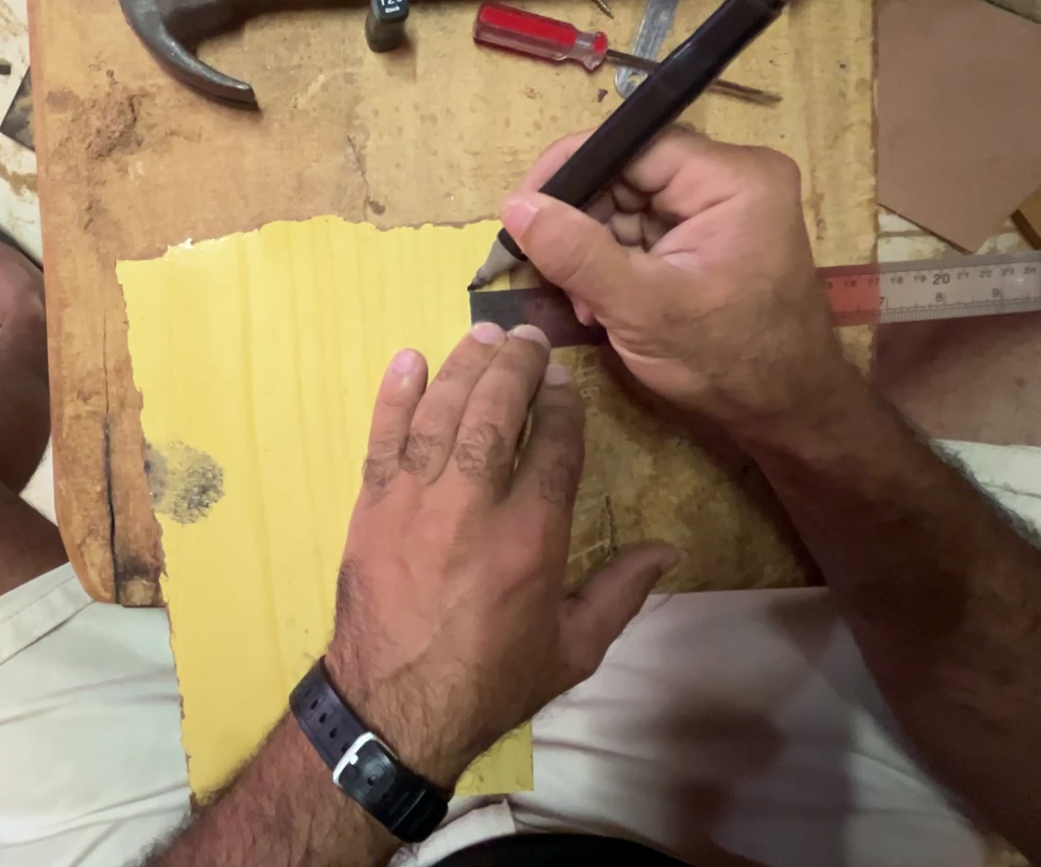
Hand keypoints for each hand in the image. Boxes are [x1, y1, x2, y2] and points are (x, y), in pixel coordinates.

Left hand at [324, 324, 678, 787]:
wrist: (394, 704)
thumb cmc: (490, 678)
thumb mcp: (572, 651)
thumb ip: (620, 593)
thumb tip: (668, 550)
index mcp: (531, 538)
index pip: (554, 447)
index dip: (561, 405)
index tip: (562, 379)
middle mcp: (473, 506)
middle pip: (496, 415)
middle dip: (514, 367)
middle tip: (525, 336)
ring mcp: (415, 500)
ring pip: (442, 415)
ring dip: (462, 368)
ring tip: (480, 335)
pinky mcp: (372, 503)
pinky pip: (382, 438)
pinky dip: (393, 397)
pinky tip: (407, 360)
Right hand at [499, 128, 858, 434]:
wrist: (781, 409)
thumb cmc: (724, 360)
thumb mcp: (639, 307)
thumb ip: (575, 253)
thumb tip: (514, 205)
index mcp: (732, 179)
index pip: (631, 145)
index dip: (569, 170)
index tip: (520, 211)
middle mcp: (727, 179)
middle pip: (623, 175)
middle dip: (579, 224)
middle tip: (556, 276)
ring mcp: (715, 207)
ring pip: (622, 205)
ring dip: (589, 251)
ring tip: (586, 302)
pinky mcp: (702, 235)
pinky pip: (636, 231)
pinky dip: (608, 264)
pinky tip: (602, 303)